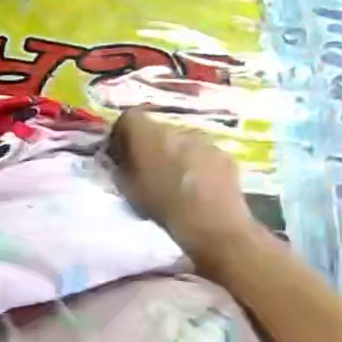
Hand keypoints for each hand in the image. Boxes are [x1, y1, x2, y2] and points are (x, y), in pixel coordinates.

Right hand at [108, 108, 266, 273]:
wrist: (212, 224)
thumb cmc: (162, 206)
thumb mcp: (127, 190)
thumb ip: (119, 168)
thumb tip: (117, 158)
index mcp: (148, 135)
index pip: (129, 117)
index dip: (122, 133)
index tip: (120, 154)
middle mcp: (176, 129)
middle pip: (157, 130)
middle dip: (150, 146)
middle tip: (147, 172)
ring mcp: (204, 140)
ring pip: (181, 142)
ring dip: (174, 155)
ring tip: (175, 183)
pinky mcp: (224, 154)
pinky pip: (203, 154)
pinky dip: (197, 166)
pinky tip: (197, 189)